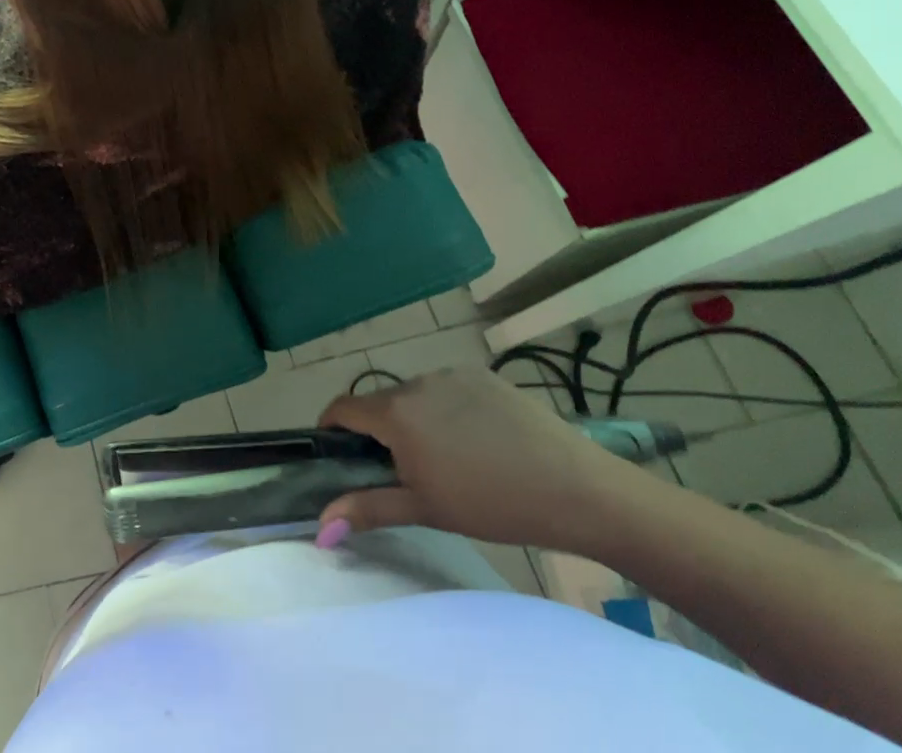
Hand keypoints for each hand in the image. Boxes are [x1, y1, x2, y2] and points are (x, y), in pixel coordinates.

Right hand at [316, 368, 642, 551]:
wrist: (581, 491)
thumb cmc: (494, 505)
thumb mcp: (425, 510)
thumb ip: (368, 508)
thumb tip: (321, 527)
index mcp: (396, 413)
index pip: (342, 408)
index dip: (331, 430)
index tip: (338, 458)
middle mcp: (419, 382)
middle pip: (379, 403)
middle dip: (378, 432)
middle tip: (400, 472)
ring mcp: (455, 375)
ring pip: (414, 396)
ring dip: (413, 420)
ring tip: (444, 458)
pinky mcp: (487, 377)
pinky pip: (448, 390)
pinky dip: (445, 411)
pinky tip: (475, 442)